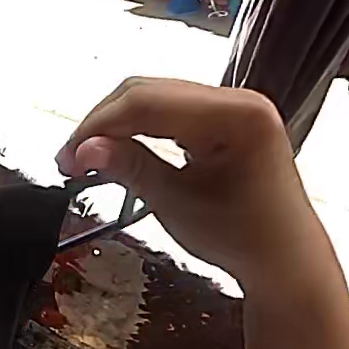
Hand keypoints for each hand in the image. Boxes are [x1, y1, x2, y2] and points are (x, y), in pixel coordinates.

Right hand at [56, 78, 332, 293]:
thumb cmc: (237, 236)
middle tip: (68, 161)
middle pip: (146, 91)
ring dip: (113, 124)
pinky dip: (134, 127)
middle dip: (100, 123)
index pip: (145, 103)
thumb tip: (81, 150)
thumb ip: (129, 168)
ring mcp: (230, 104)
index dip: (97, 127)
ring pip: (152, 96)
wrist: (283, 256)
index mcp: (234, 114)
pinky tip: (114, 148)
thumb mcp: (176, 204)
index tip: (66, 160)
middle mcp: (235, 96)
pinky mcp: (222, 116)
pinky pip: (167, 109)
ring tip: (85, 157)